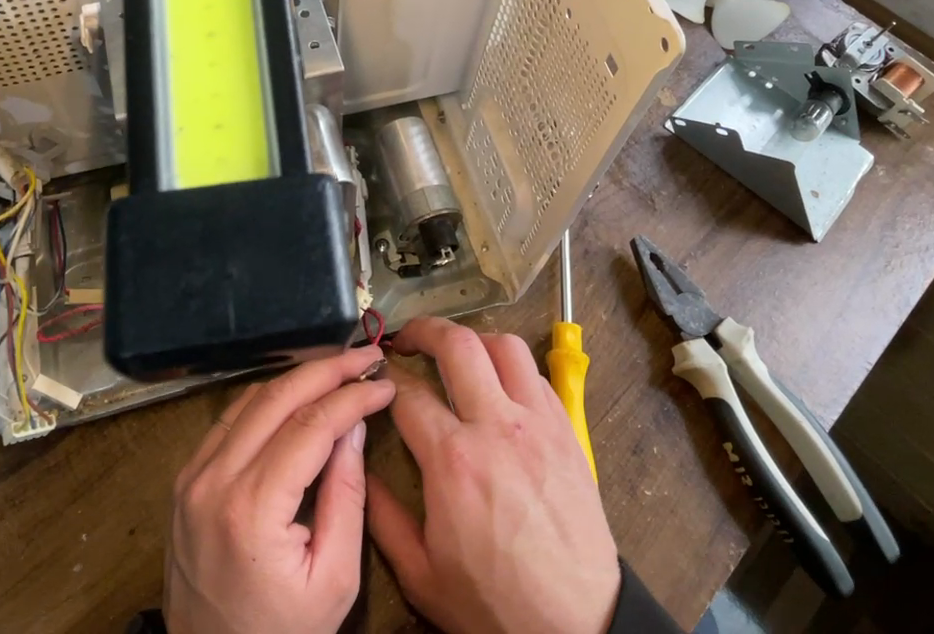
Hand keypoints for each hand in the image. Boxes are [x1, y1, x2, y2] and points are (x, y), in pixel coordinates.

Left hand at [164, 346, 395, 633]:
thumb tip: (354, 425)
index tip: (384, 383)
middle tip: (366, 357)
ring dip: (297, 379)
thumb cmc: (281, 632)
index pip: (311, 425)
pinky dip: (267, 400)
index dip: (352, 396)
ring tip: (339, 371)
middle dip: (327, 369)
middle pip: (277, 398)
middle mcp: (213, 480)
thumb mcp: (334, 578)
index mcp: (252, 509)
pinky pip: (229, 421)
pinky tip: (297, 397)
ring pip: (249, 400)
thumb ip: (346, 496)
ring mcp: (192, 477)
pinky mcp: (185, 480)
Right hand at [368, 318, 620, 633]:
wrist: (576, 624)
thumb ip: (381, 515)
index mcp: (452, 460)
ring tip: (456, 353)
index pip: (408, 392)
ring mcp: (537, 423)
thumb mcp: (420, 573)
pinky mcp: (566, 431)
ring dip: (474, 340)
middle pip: (457, 344)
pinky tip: (498, 386)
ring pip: (505, 346)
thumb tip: (357, 465)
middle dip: (424, 330)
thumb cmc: (494, 604)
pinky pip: (537, 375)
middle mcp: (495, 426)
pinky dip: (512, 367)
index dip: (386, 378)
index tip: (378, 377)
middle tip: (408, 338)